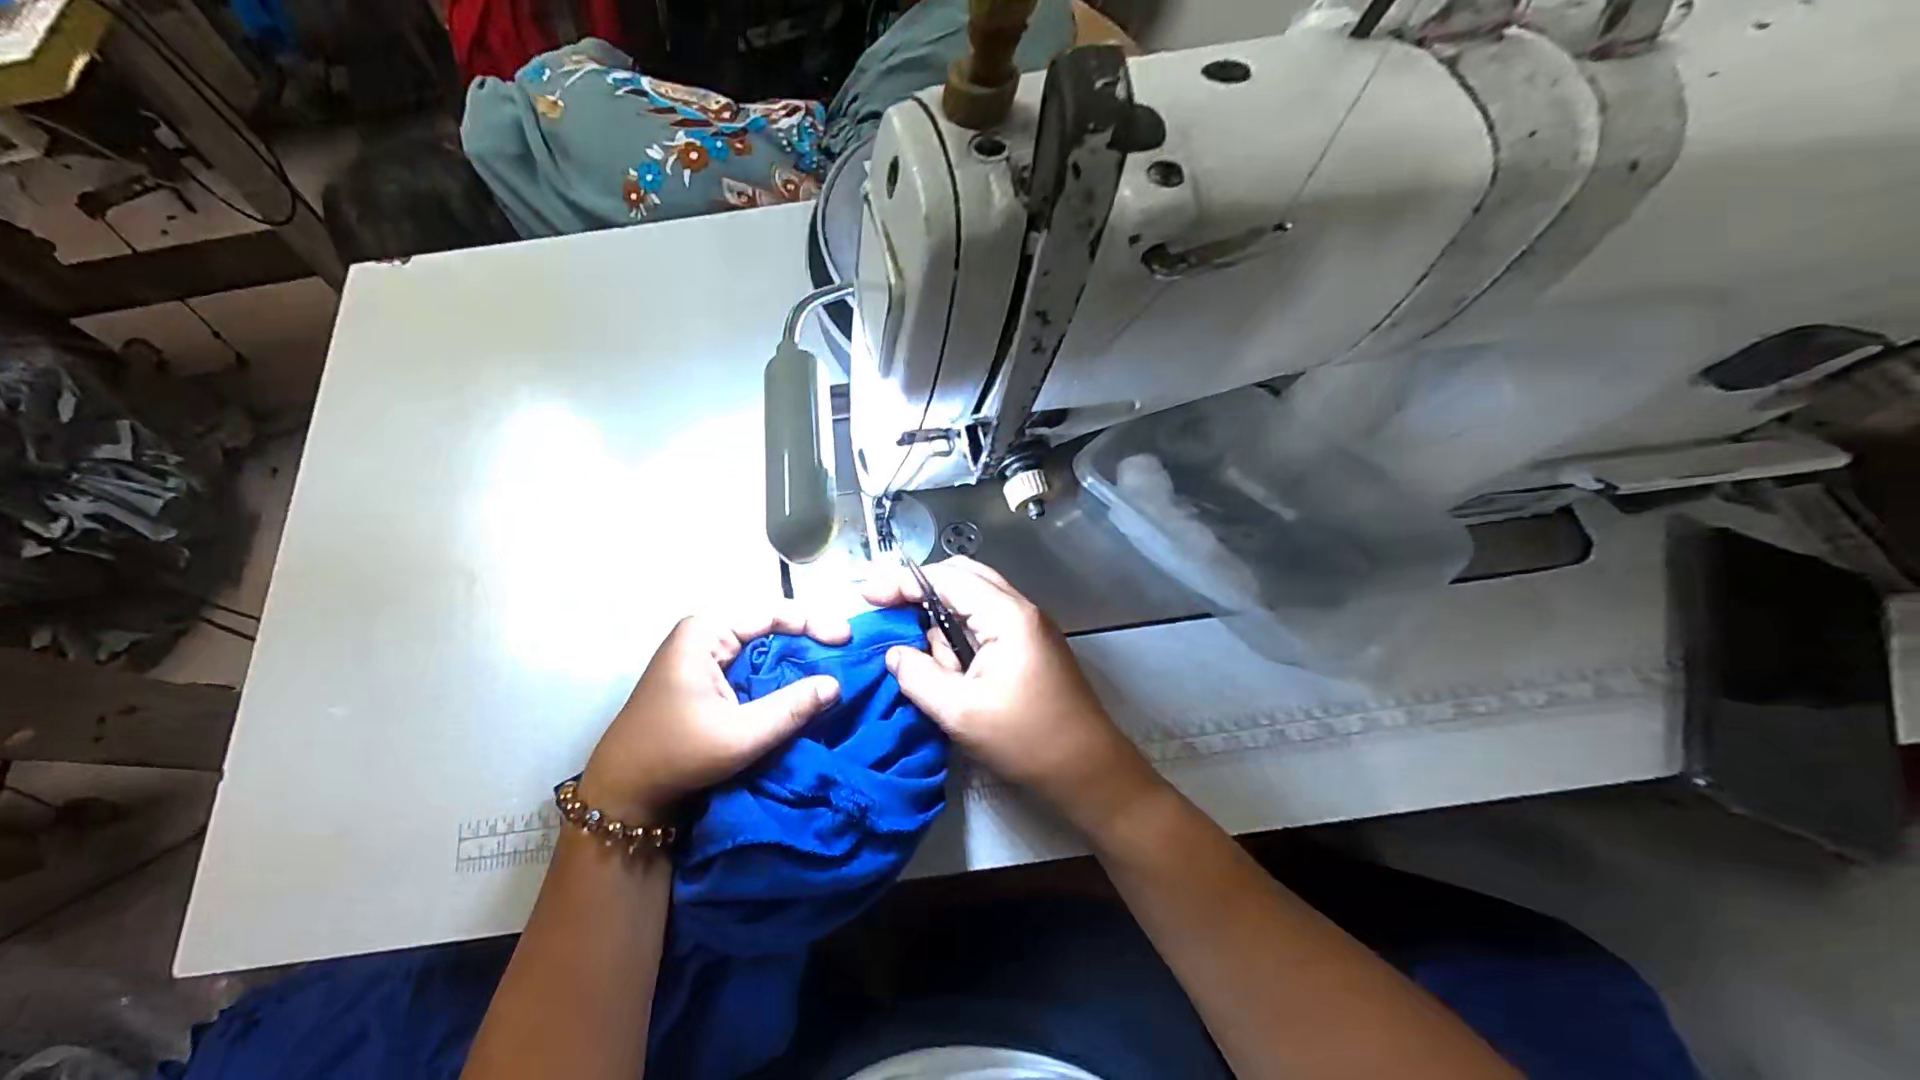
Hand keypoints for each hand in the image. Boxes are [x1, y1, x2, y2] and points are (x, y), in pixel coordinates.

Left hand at [581, 602, 848, 820]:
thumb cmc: (677, 755)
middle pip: (769, 626)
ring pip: (763, 647)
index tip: (846, 640)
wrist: (625, 793)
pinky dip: (780, 676)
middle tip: (846, 655)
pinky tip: (805, 687)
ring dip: (796, 659)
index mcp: (705, 632)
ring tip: (834, 669)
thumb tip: (836, 685)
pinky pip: (753, 667)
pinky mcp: (708, 679)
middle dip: (808, 639)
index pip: (771, 612)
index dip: (813, 622)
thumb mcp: (740, 735)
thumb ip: (791, 707)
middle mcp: (705, 635)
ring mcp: (705, 657)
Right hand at [862, 557, 1166, 835]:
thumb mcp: (961, 713)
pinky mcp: (1028, 648)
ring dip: (940, 617)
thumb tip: (894, 654)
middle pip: (962, 577)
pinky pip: (984, 624)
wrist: (1088, 772)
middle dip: (919, 588)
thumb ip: (919, 676)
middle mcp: (1020, 610)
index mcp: (1008, 616)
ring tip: (922, 654)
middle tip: (883, 607)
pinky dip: (957, 634)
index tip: (866, 594)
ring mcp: (1028, 628)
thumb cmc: (1027, 741)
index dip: (903, 581)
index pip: (947, 578)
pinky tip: (945, 663)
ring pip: (973, 601)